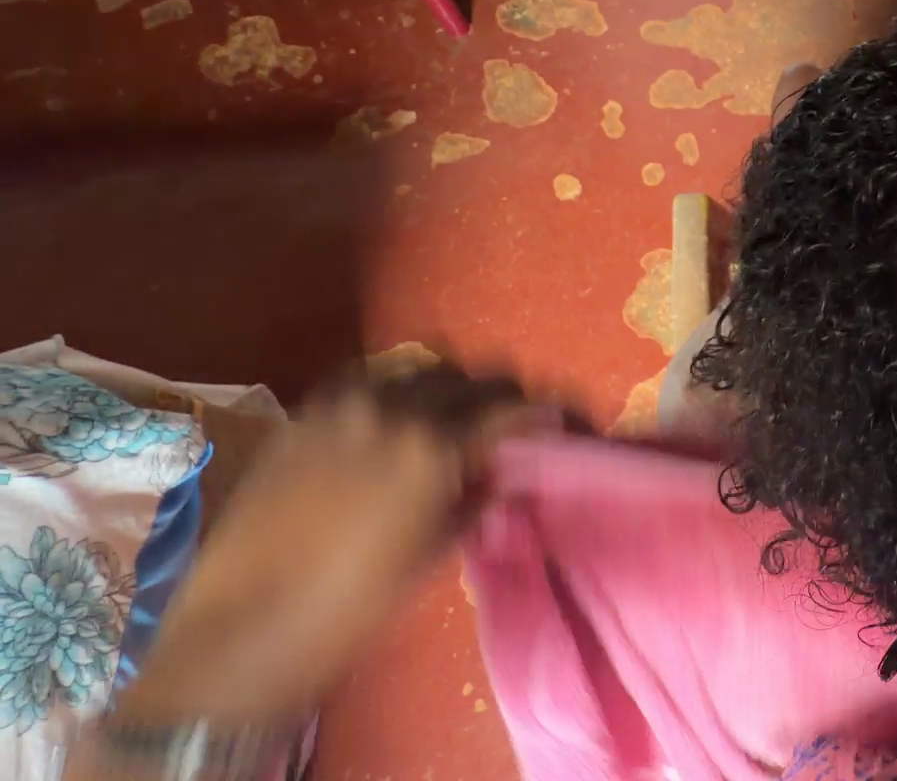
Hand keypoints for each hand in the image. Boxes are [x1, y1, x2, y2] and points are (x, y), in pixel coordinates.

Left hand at [112, 366, 525, 725]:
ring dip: (447, 384)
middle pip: (470, 376)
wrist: (242, 631)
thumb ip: (478, 496)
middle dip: (499, 394)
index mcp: (435, 447)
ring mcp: (342, 409)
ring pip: (418, 367)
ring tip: (450, 412)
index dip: (540, 411)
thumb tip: (505, 470)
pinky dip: (392, 388)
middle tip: (506, 418)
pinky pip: (363, 380)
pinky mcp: (302, 419)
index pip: (510, 407)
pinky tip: (394, 414)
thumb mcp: (437, 550)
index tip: (552, 420)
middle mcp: (394, 412)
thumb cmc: (356, 602)